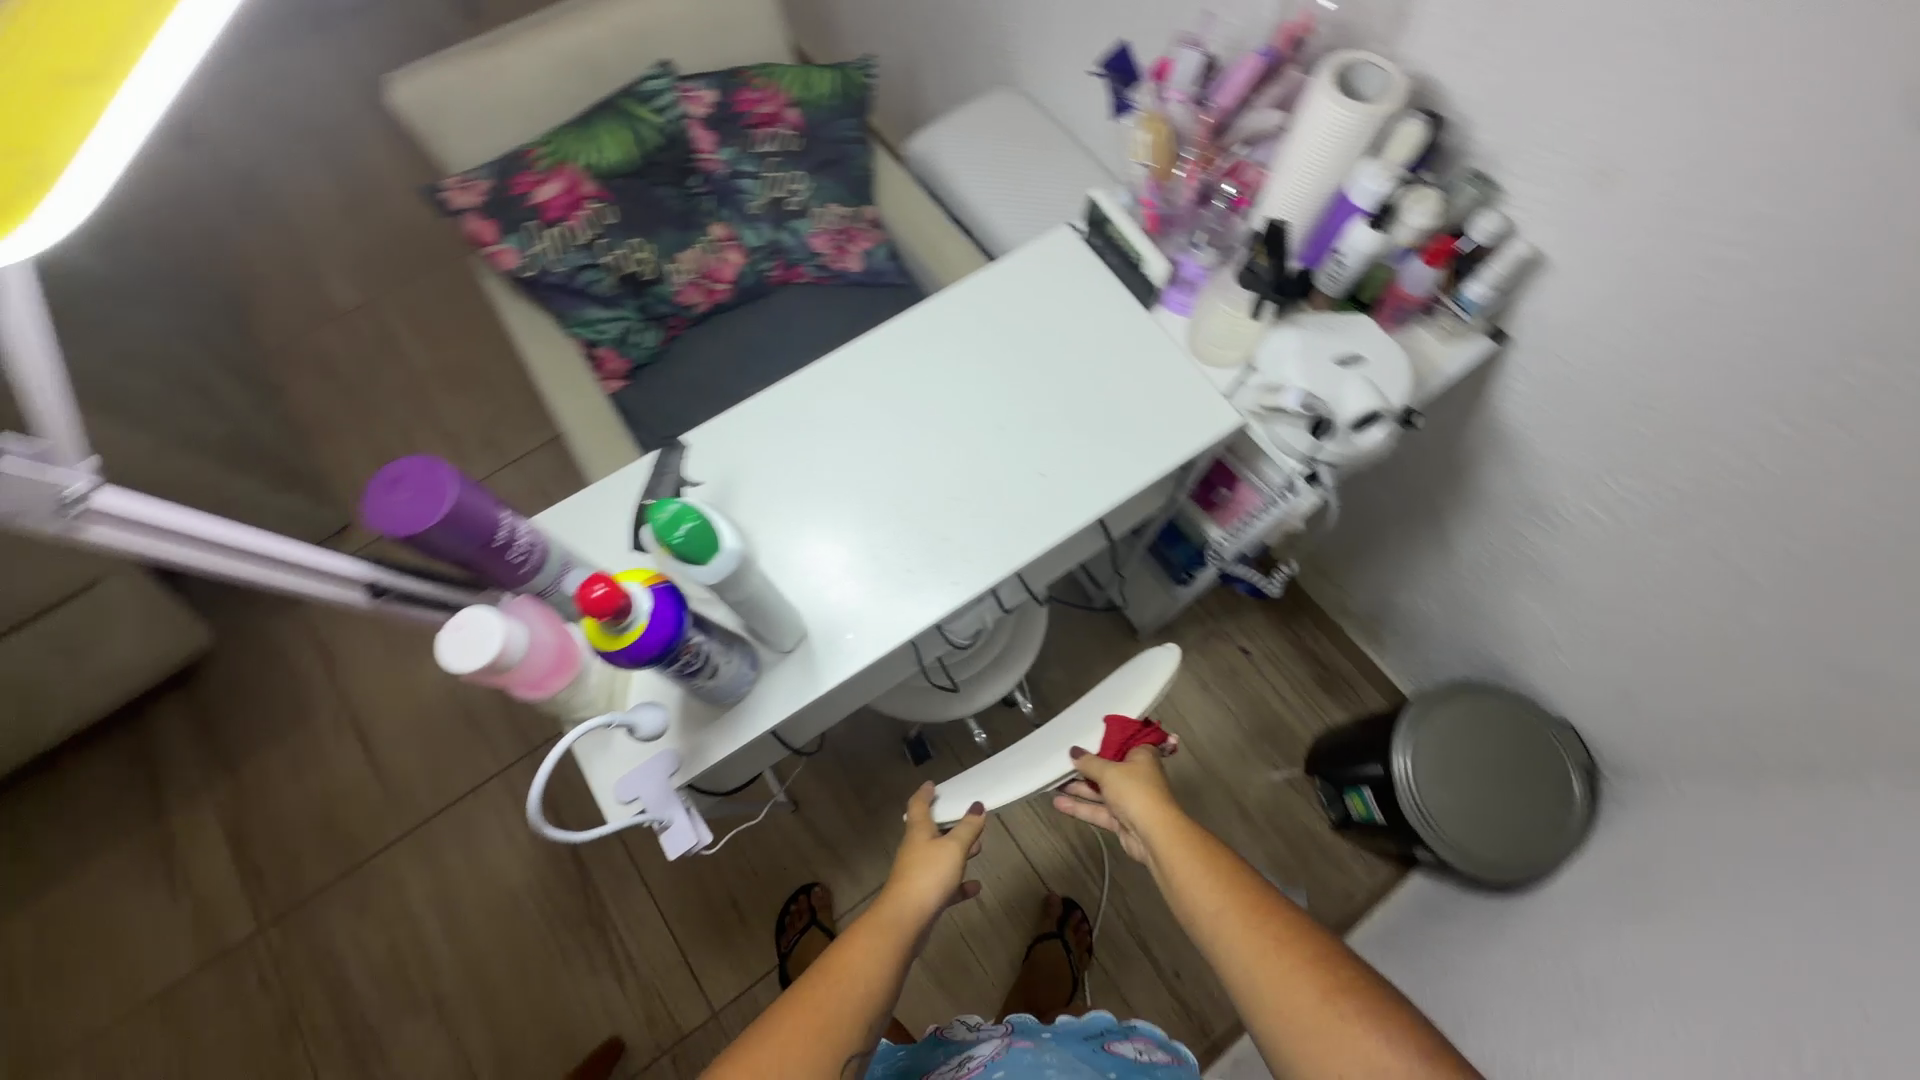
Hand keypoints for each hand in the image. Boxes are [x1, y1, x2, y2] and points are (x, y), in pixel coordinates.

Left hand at [877, 782, 987, 931]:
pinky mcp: (924, 896)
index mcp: (919, 831)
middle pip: (931, 831)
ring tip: (978, 848)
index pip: (918, 805)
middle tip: (966, 817)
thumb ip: (967, 828)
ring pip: (939, 857)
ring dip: (957, 852)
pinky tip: (974, 887)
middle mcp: (915, 849)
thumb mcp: (953, 848)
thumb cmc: (928, 875)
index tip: (932, 784)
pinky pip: (944, 885)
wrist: (906, 921)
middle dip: (949, 824)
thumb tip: (977, 805)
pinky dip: (958, 884)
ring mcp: (918, 874)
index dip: (925, 793)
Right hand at [1053, 742, 1185, 864]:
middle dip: (1085, 766)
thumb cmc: (1135, 791)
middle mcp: (1136, 775)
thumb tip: (1073, 751)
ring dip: (1079, 787)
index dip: (1105, 738)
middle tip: (1061, 761)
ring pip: (1100, 790)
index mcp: (1141, 756)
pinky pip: (1098, 810)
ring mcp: (1128, 799)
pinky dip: (1080, 807)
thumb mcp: (1109, 772)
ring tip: (1054, 782)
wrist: (1154, 835)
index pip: (1124, 742)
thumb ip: (1089, 762)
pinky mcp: (1120, 819)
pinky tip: (1058, 803)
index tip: (1084, 735)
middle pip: (1108, 767)